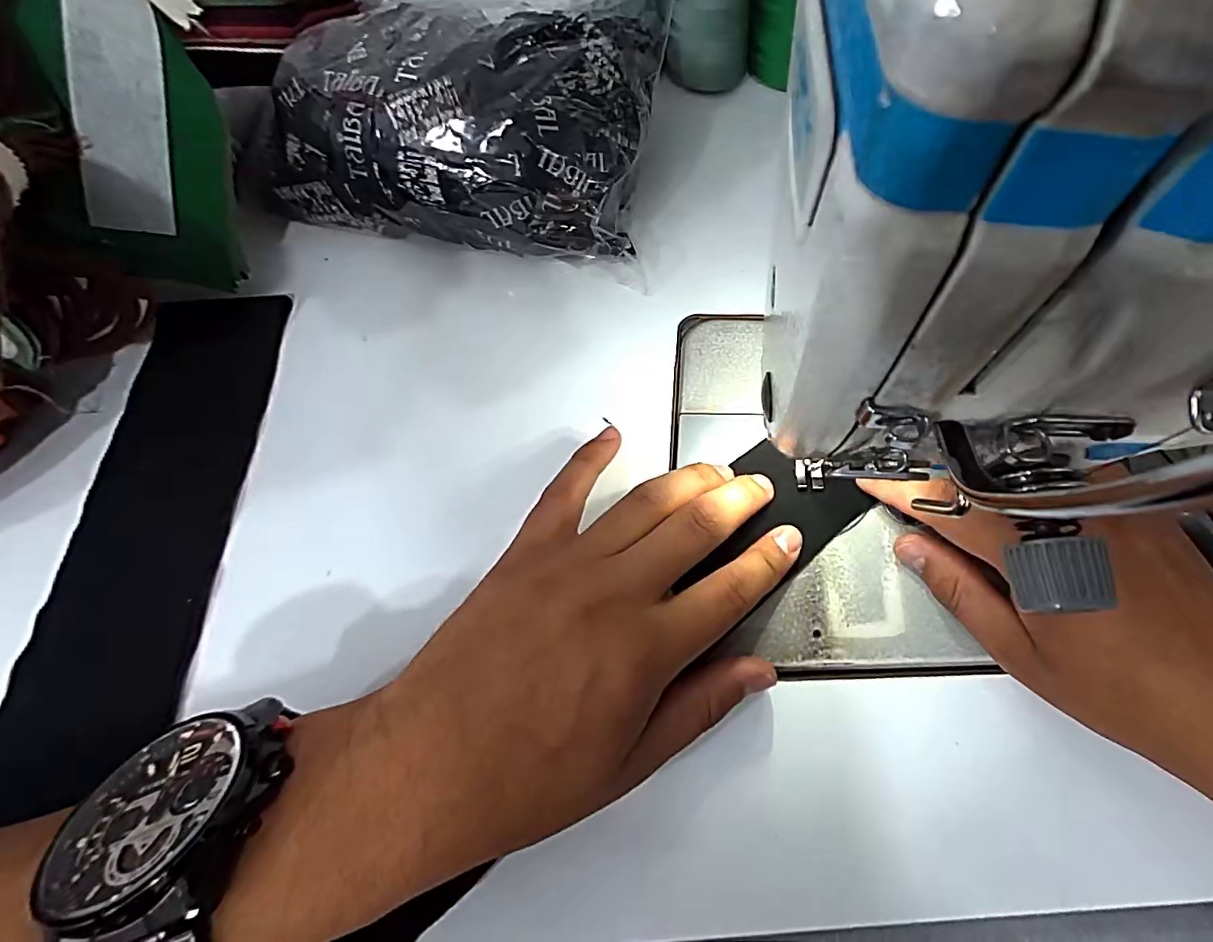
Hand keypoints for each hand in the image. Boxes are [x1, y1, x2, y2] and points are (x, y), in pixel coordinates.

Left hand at [225, 427, 799, 937]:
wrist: (423, 770)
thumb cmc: (529, 777)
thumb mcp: (630, 763)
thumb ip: (700, 707)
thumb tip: (756, 671)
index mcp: (647, 649)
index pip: (730, 589)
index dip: (769, 560)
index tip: (789, 538)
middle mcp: (615, 594)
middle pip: (696, 526)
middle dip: (739, 501)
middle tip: (761, 488)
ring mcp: (568, 564)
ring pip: (645, 502)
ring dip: (689, 478)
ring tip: (717, 470)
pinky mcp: (525, 553)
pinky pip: (563, 492)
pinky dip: (589, 457)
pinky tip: (612, 435)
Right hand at [861, 478, 1212, 759]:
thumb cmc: (1130, 690)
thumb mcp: (1023, 652)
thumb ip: (960, 589)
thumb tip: (917, 551)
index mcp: (1033, 549)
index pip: (946, 505)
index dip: (902, 491)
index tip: (875, 483)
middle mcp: (1070, 510)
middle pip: (978, 478)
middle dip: (936, 485)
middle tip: (913, 502)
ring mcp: (1107, 498)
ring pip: (1018, 471)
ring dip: (980, 484)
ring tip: (968, 513)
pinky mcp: (1132, 496)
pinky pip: (1062, 475)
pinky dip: (1028, 486)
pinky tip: (1028, 513)